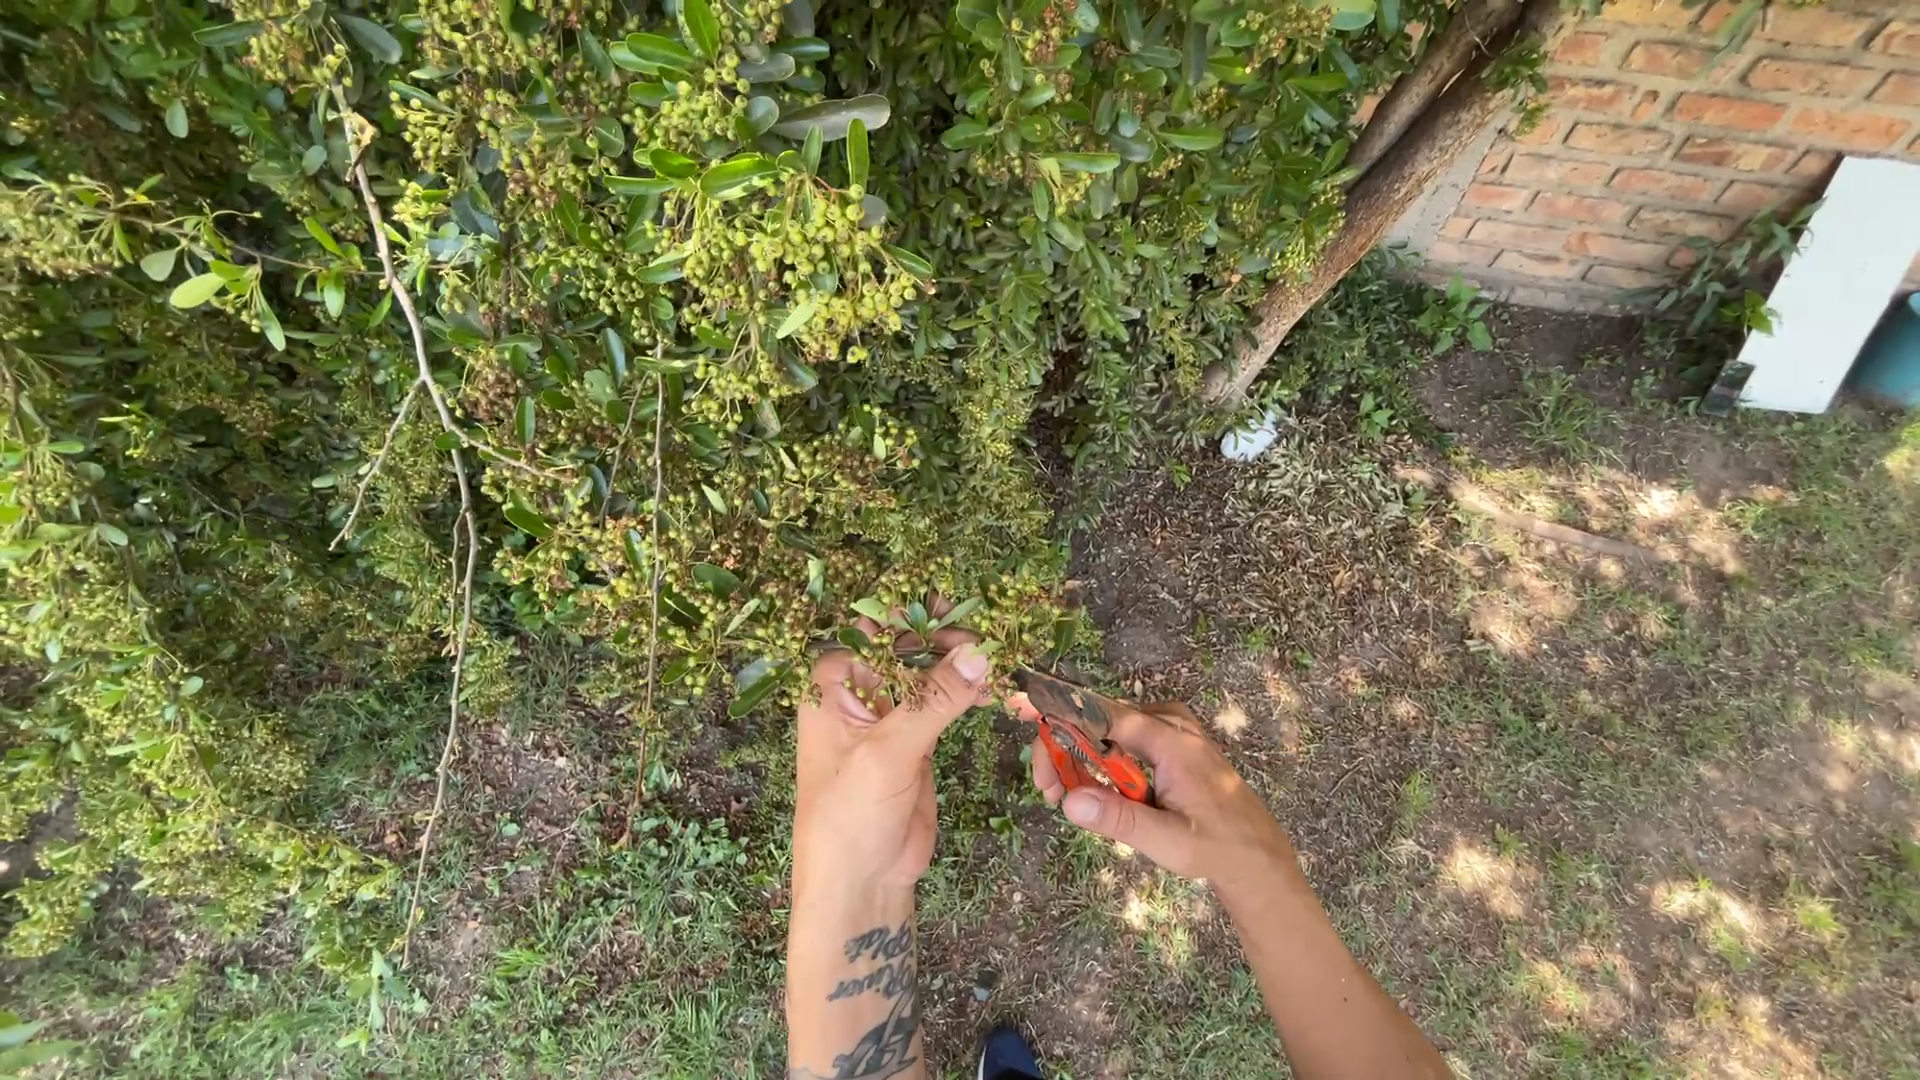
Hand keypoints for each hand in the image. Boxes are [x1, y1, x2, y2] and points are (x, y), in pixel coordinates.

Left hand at [793, 636, 991, 897]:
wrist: (861, 881)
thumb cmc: (851, 813)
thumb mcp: (888, 752)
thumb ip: (934, 700)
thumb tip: (981, 653)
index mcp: (834, 681)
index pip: (875, 628)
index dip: (914, 610)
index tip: (959, 603)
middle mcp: (859, 688)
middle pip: (906, 644)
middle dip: (945, 635)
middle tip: (988, 637)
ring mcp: (890, 711)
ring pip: (929, 669)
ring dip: (960, 660)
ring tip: (998, 654)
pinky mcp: (917, 735)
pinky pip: (944, 699)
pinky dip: (967, 689)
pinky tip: (993, 684)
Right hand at [1022, 699, 1292, 893]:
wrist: (1258, 858)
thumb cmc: (1218, 850)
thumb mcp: (1169, 842)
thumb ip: (1120, 821)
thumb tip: (1069, 800)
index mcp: (1171, 740)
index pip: (1103, 715)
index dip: (1060, 711)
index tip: (1021, 712)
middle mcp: (1169, 724)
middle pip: (1099, 720)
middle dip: (1063, 748)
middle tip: (1046, 791)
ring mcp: (1170, 731)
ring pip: (1107, 729)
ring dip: (1078, 757)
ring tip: (1063, 796)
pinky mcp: (1169, 743)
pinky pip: (1122, 740)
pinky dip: (1098, 760)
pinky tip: (1092, 790)